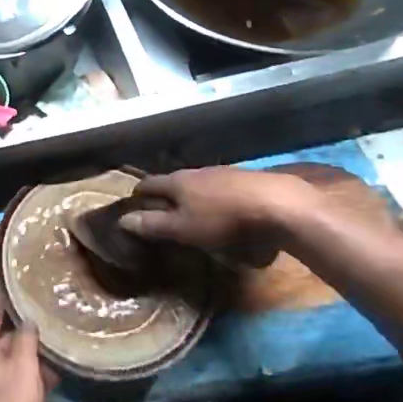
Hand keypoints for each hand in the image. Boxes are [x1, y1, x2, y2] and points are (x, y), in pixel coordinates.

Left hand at [0, 296, 52, 401]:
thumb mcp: (23, 366)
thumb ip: (24, 338)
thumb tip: (26, 319)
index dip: (5, 299)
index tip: (18, 286)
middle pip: (0, 338)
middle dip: (23, 334)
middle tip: (46, 326)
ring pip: (6, 361)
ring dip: (27, 359)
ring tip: (53, 358)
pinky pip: (7, 380)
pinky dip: (24, 378)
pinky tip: (45, 385)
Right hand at [118, 167, 319, 249]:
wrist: (280, 205)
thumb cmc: (223, 219)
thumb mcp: (183, 229)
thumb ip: (153, 224)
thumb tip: (122, 220)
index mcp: (177, 181)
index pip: (148, 183)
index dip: (138, 194)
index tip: (132, 205)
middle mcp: (197, 172)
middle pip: (174, 182)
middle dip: (166, 196)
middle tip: (163, 214)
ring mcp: (224, 173)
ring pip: (200, 184)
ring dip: (193, 197)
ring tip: (195, 215)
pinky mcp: (248, 180)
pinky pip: (223, 189)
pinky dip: (217, 200)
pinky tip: (227, 214)